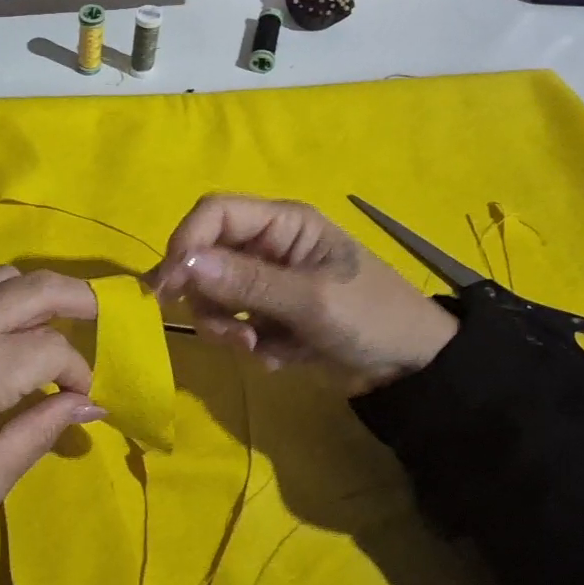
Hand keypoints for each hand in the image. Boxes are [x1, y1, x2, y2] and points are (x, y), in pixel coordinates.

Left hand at [0, 268, 104, 524]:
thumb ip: (42, 432)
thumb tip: (91, 402)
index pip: (52, 349)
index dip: (79, 372)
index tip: (80, 397)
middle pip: (38, 287)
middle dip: (81, 300)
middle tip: (102, 318)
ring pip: (5, 276)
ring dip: (40, 294)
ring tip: (58, 321)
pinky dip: (3, 300)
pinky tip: (6, 331)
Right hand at [149, 195, 457, 394]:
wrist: (416, 370)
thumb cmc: (374, 318)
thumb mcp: (312, 301)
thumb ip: (247, 282)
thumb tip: (182, 263)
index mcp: (282, 224)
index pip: (214, 214)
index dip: (185, 243)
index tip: (167, 287)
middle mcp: (266, 245)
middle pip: (204, 257)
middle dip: (209, 300)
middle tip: (230, 337)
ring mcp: (265, 281)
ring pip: (213, 295)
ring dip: (227, 328)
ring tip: (261, 350)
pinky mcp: (268, 313)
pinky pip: (234, 323)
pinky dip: (249, 343)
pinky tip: (281, 357)